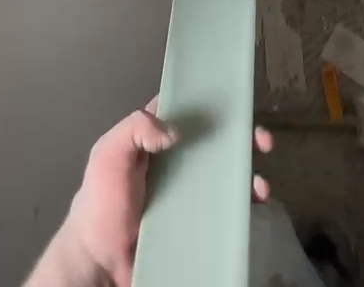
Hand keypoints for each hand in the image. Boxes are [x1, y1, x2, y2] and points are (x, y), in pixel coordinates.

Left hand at [27, 99, 273, 286]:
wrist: (101, 263)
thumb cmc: (102, 203)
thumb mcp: (108, 154)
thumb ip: (134, 129)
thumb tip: (176, 131)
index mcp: (157, 138)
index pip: (190, 110)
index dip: (215, 101)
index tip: (239, 103)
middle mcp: (179, 160)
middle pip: (219, 139)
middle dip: (245, 136)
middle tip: (262, 142)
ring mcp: (190, 192)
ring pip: (228, 173)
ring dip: (250, 172)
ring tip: (260, 185)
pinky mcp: (197, 221)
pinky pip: (227, 208)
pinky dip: (245, 204)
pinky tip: (254, 205)